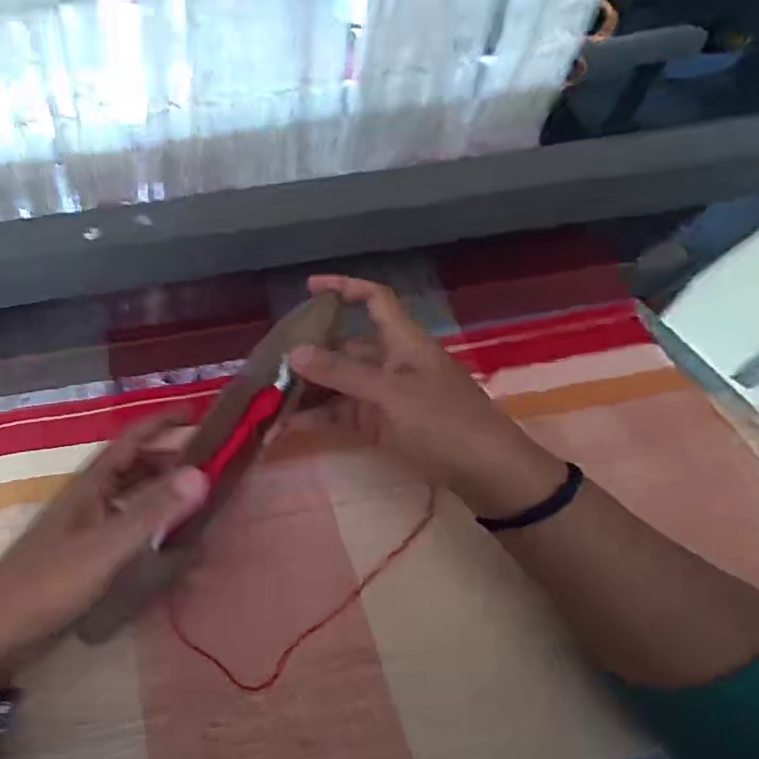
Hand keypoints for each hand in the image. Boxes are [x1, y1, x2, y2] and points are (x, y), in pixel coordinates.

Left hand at [0, 414, 209, 698]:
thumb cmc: (48, 584)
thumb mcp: (105, 548)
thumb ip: (151, 512)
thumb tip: (200, 474)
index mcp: (89, 487)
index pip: (129, 441)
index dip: (160, 424)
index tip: (194, 411)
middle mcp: (86, 499)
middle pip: (129, 465)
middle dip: (165, 456)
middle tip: (206, 459)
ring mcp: (82, 527)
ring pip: (125, 493)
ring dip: (156, 486)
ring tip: (192, 491)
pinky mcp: (81, 554)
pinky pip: (122, 522)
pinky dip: (145, 517)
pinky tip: (161, 534)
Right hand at [289, 275, 566, 516]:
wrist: (485, 471)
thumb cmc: (444, 421)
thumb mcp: (390, 394)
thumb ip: (341, 373)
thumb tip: (294, 352)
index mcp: (404, 341)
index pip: (374, 300)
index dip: (345, 287)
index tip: (310, 287)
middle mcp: (394, 362)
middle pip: (348, 347)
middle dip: (313, 351)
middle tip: (273, 360)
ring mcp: (388, 395)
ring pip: (342, 384)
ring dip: (312, 389)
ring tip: (273, 396)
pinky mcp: (385, 425)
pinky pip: (346, 414)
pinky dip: (322, 417)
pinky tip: (292, 424)